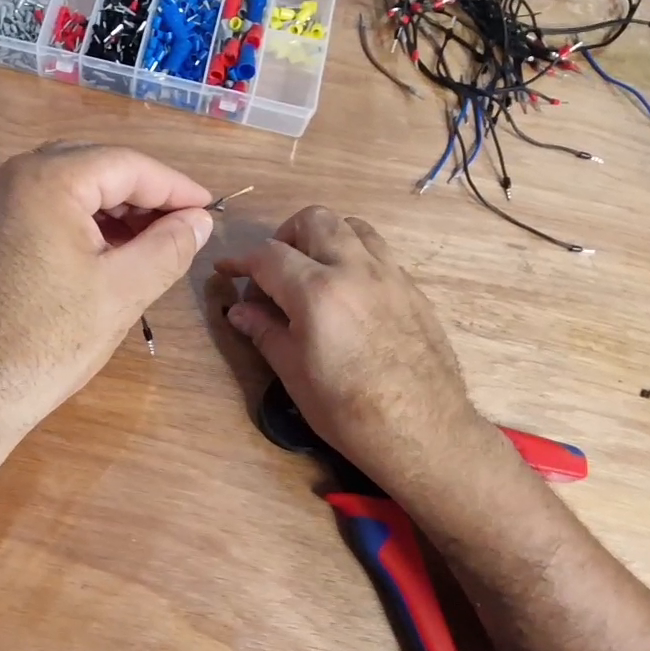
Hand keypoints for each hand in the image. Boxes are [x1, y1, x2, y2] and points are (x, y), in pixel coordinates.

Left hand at [0, 143, 212, 447]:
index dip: (174, 186)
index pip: (125, 165)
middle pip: (92, 168)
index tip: (208, 210)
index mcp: (44, 182)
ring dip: (109, 211)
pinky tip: (100, 256)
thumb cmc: (48, 344)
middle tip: (180, 228)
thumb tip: (199, 221)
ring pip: (64, 190)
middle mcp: (7, 179)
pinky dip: (75, 224)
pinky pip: (37, 212)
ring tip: (146, 245)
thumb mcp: (123, 292)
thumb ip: (168, 247)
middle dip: (141, 196)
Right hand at [216, 206, 494, 498]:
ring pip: (352, 227)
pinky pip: (377, 252)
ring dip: (323, 238)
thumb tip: (238, 310)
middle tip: (273, 271)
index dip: (241, 261)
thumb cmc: (347, 409)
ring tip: (311, 271)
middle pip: (314, 220)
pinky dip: (353, 256)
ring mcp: (389, 275)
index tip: (228, 271)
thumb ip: (265, 332)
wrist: (422, 430)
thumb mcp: (294, 373)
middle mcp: (354, 269)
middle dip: (284, 236)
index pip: (269, 255)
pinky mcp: (411, 289)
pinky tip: (346, 293)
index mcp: (317, 291)